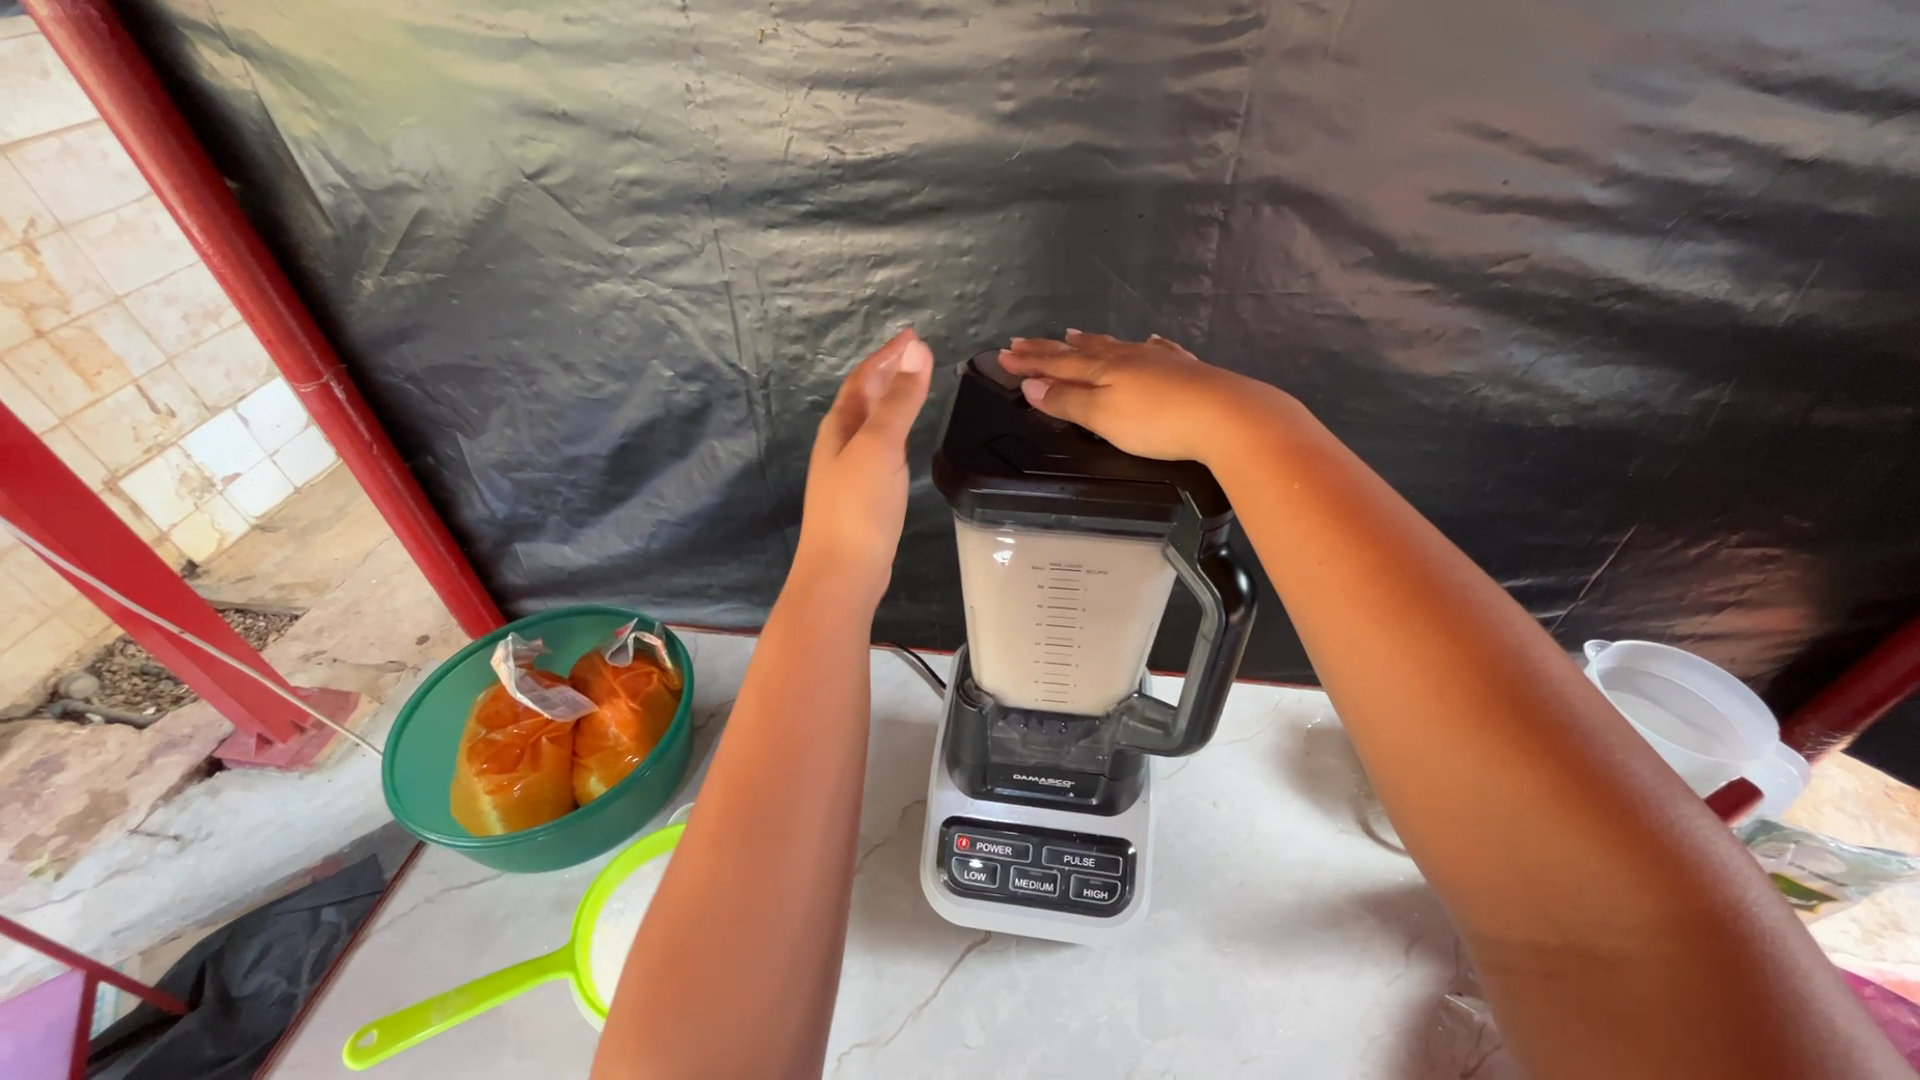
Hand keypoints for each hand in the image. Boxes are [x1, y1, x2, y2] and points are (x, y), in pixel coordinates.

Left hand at [794, 328, 933, 601]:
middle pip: (864, 398)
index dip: (887, 354)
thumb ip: (901, 400)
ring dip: (891, 402)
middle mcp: (840, 444)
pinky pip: (880, 450)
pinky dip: (896, 433)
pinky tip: (906, 441)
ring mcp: (850, 472)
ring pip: (872, 424)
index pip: (863, 378)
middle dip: (888, 373)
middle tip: (919, 355)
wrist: (843, 572)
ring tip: (916, 387)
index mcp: (840, 426)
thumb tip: (918, 350)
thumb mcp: (882, 445)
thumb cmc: (859, 506)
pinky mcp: (863, 497)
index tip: (914, 335)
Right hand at [997, 331, 1291, 463]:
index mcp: (1102, 370)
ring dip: (1091, 342)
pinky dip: (1145, 346)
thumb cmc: (1156, 422)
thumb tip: (1031, 385)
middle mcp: (1126, 358)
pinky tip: (1149, 342)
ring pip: (1116, 347)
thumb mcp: (1103, 417)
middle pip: (1080, 351)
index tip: (1003, 356)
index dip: (1029, 362)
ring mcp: (1158, 361)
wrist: (1225, 416)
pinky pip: (1157, 350)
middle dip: (1050, 348)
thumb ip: (1067, 401)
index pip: (1056, 364)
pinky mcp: (1185, 370)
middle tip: (1023, 341)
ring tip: (1074, 334)